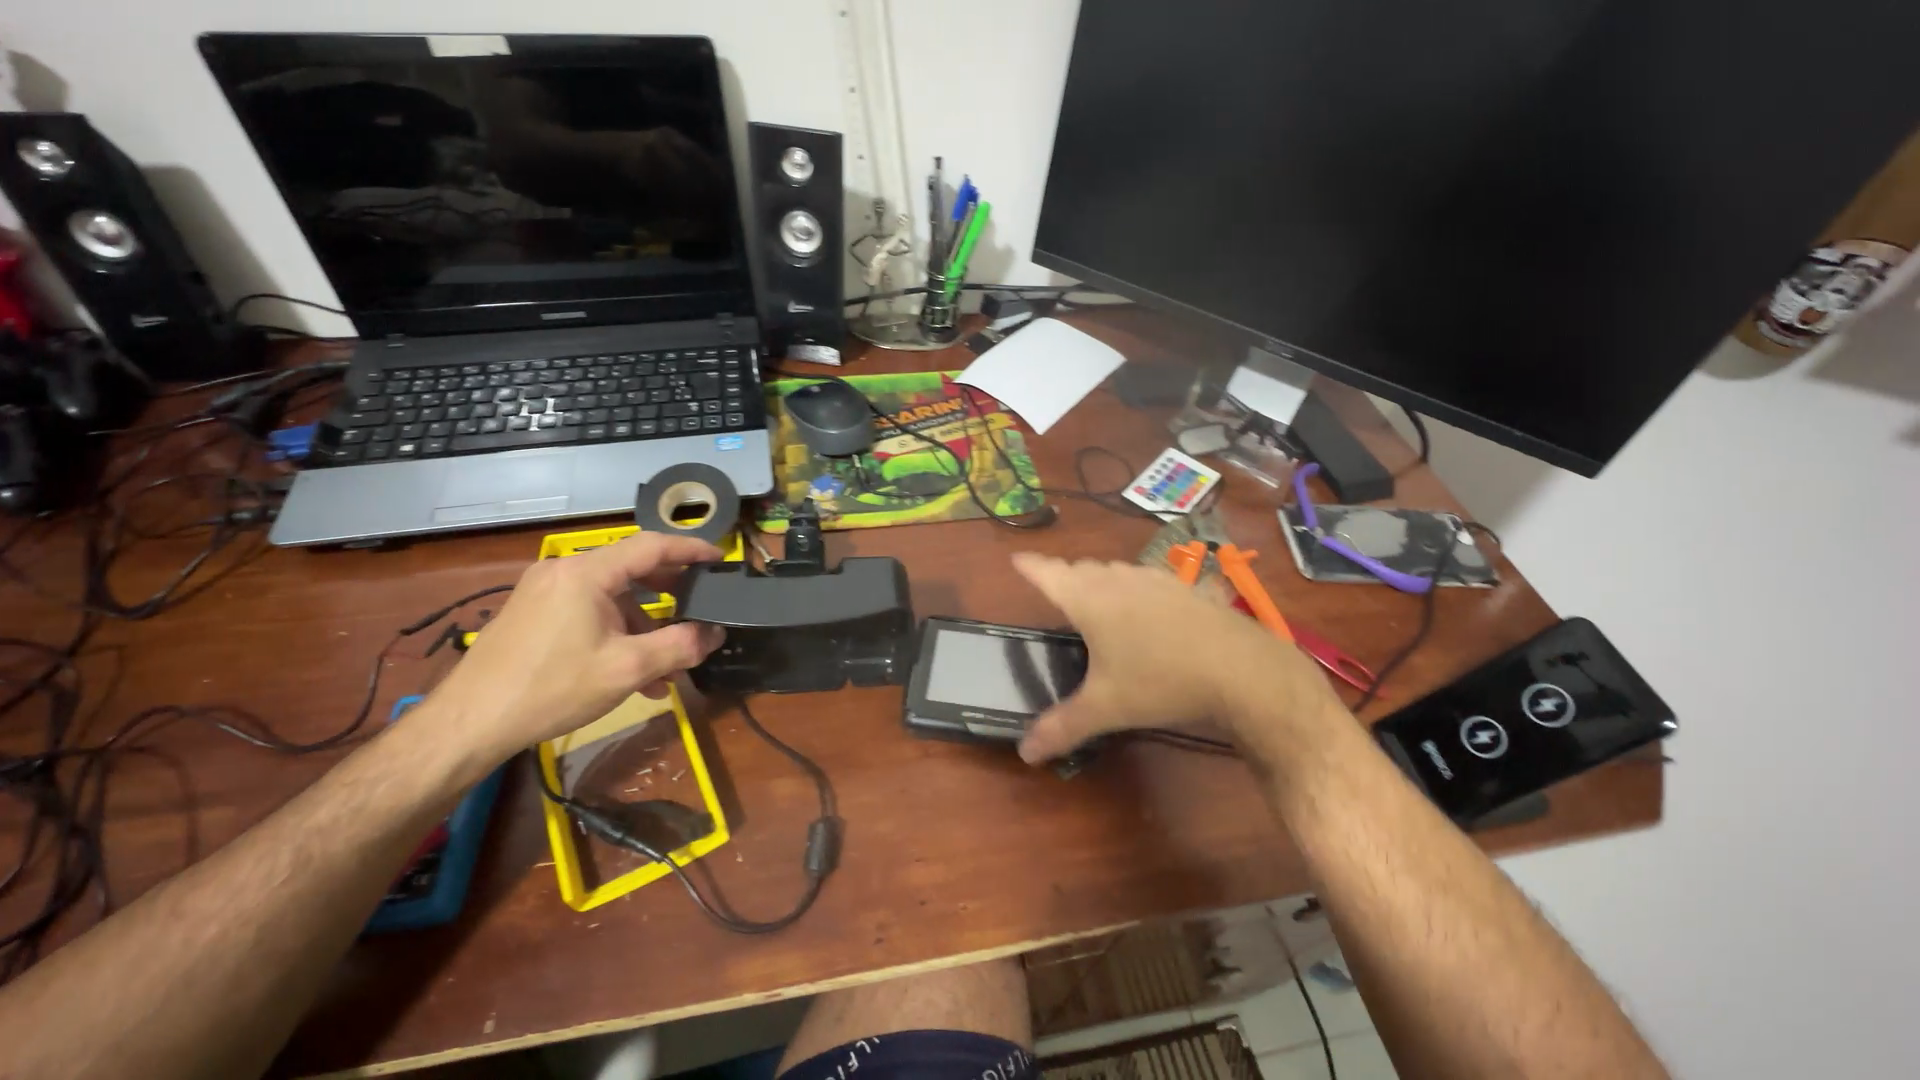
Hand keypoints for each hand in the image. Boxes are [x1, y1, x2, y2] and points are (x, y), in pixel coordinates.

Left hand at [422, 534, 726, 763]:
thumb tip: (716, 634)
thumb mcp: (627, 669)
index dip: (691, 550)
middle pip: (631, 569)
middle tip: (701, 608)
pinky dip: (615, 633)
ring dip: (642, 626)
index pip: (651, 545)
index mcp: (586, 573)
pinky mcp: (532, 613)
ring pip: (610, 597)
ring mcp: (544, 591)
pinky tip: (629, 672)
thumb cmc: (553, 688)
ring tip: (666, 667)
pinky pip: (588, 611)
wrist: (472, 721)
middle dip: (670, 594)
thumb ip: (679, 646)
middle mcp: (563, 571)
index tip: (721, 560)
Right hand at [1011, 552, 1345, 764]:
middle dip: (1065, 576)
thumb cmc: (1161, 682)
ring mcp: (1158, 579)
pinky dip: (1137, 589)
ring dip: (1102, 580)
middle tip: (1055, 592)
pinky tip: (1149, 609)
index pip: (1048, 574)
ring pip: (1118, 571)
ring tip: (1097, 599)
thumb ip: (1062, 727)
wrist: (1242, 670)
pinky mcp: (1188, 588)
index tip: (1016, 560)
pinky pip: (1150, 581)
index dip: (1029, 567)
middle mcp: (1120, 580)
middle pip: (1083, 569)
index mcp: (1089, 600)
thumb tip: (1025, 752)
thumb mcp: (1107, 709)